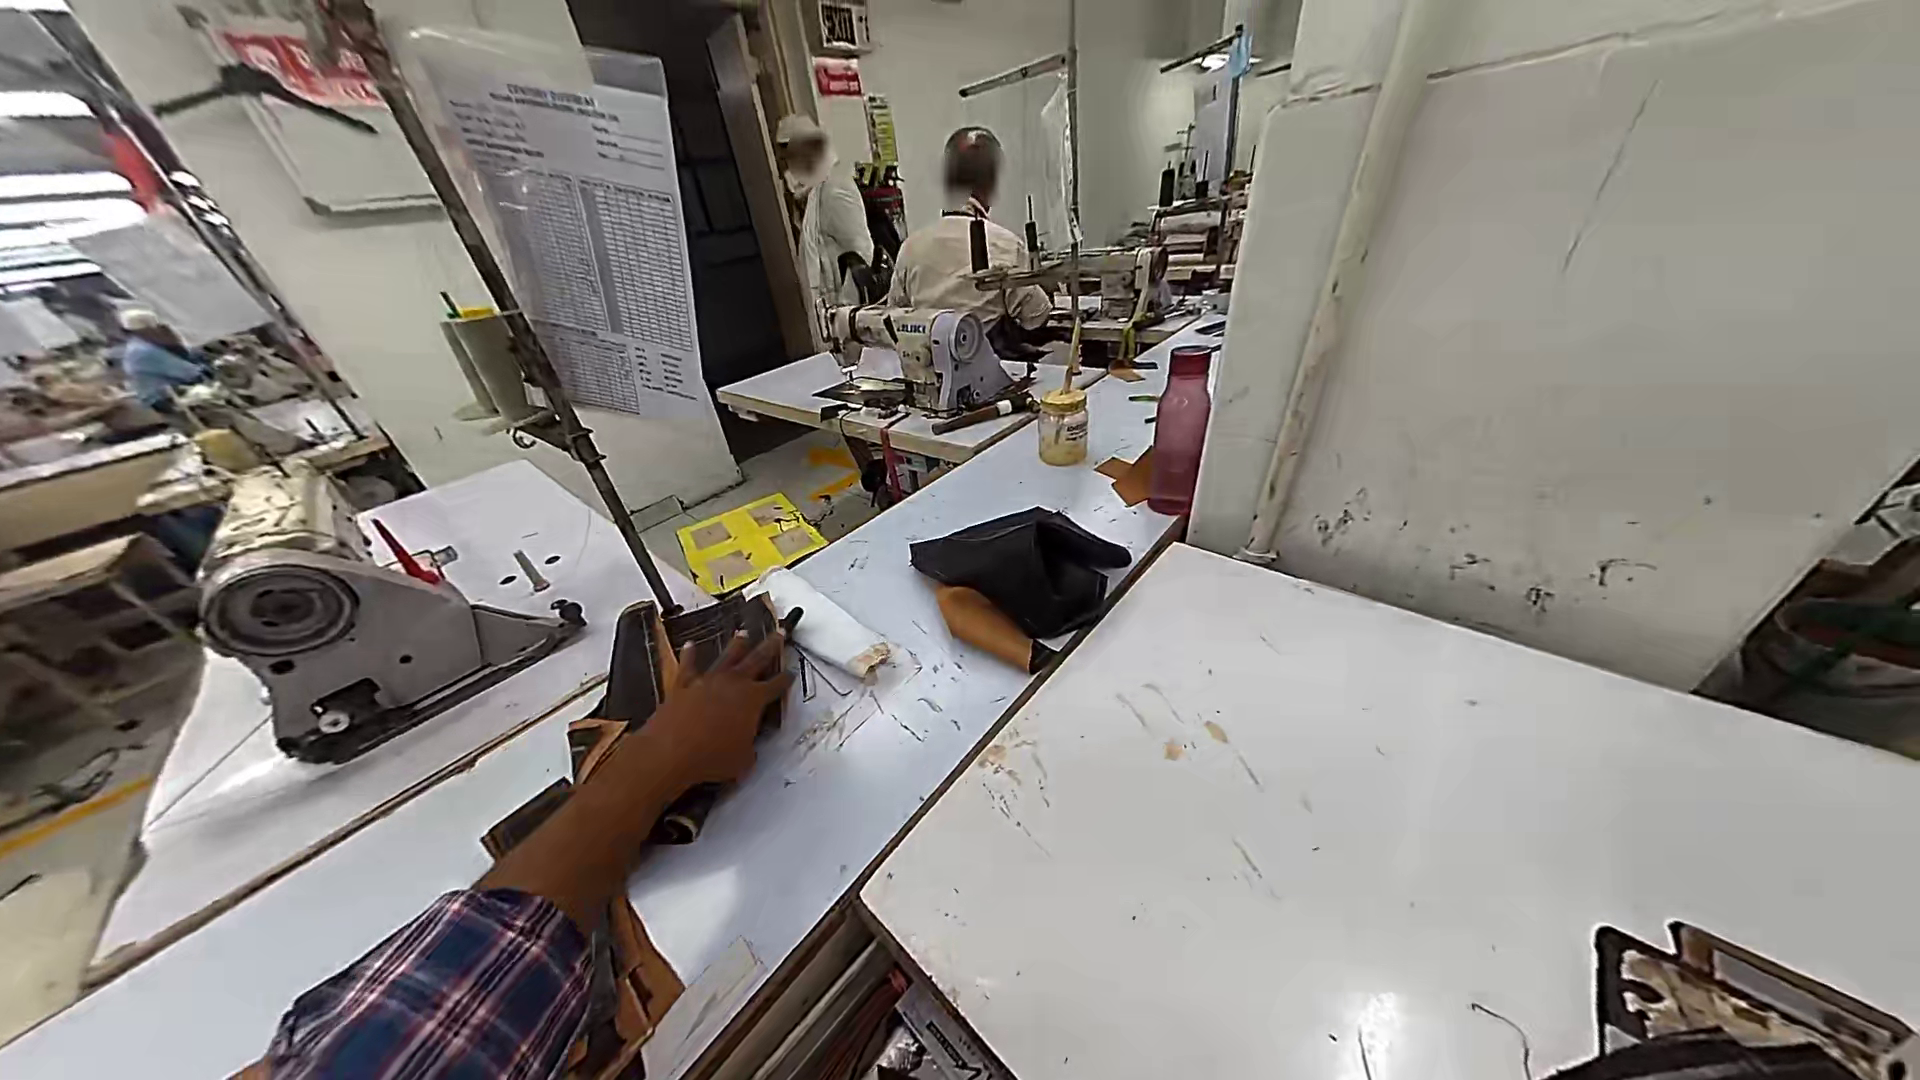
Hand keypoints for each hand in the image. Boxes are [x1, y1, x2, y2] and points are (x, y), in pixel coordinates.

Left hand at [648, 631, 791, 790]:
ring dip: (737, 644)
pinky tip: (690, 644)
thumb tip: (749, 750)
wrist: (670, 752)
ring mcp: (708, 680)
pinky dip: (690, 655)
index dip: (786, 679)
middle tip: (780, 632)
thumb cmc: (712, 758)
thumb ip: (749, 750)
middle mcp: (734, 683)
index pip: (776, 685)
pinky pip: (689, 666)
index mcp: (754, 699)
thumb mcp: (742, 760)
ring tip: (744, 632)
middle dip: (772, 645)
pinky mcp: (684, 685)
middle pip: (758, 659)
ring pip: (727, 656)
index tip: (791, 672)